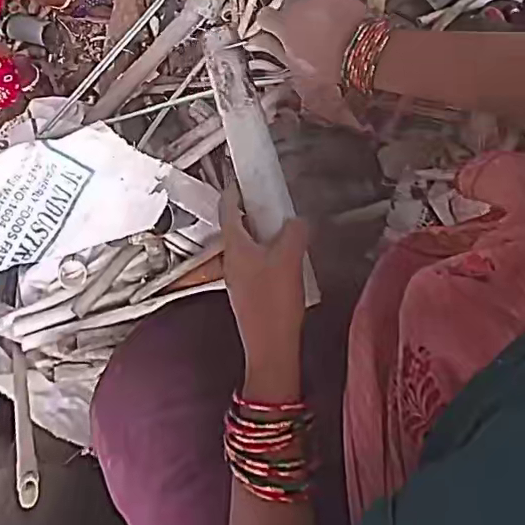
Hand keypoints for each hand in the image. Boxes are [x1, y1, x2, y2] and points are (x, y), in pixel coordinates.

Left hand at [220, 187, 308, 386]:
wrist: (271, 348)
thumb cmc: (273, 304)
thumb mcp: (289, 258)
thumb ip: (294, 232)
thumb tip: (297, 222)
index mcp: (235, 247)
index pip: (228, 209)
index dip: (234, 189)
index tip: (242, 177)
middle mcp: (232, 260)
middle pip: (238, 225)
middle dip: (254, 210)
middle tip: (272, 199)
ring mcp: (240, 277)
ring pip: (249, 243)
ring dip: (264, 231)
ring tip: (285, 226)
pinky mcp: (251, 290)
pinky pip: (258, 260)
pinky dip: (269, 250)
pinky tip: (289, 256)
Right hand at [254, 0, 369, 127]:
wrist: (361, 51)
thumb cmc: (327, 66)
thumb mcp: (295, 67)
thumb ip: (274, 49)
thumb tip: (259, 41)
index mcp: (282, 23)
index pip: (264, 17)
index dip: (272, 26)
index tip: (278, 33)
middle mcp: (296, 3)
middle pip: (288, 6)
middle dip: (294, 16)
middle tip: (307, 33)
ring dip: (313, 7)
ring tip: (326, 25)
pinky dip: (331, 1)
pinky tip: (340, 17)